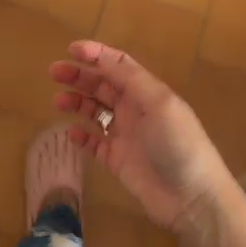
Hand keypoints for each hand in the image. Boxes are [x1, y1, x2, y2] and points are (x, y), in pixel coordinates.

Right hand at [49, 40, 236, 235]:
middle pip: (104, 86)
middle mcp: (136, 110)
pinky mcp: (118, 161)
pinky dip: (82, 136)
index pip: (119, 65)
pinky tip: (71, 133)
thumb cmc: (178, 144)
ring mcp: (127, 136)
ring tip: (58, 101)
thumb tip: (102, 57)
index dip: (97, 54)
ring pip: (96, 112)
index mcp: (148, 92)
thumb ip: (130, 79)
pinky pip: (95, 143)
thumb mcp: (159, 103)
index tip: (71, 49)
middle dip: (80, 76)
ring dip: (78, 102)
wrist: (191, 197)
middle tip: (54, 72)